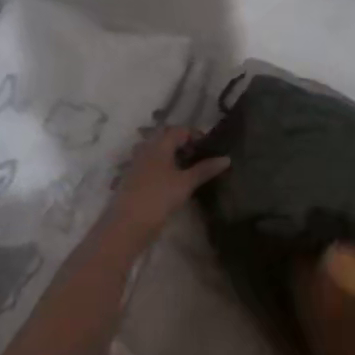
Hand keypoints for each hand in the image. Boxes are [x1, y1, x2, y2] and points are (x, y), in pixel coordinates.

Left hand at [102, 126, 228, 241]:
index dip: (194, 134)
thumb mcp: (186, 183)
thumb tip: (226, 158)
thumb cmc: (159, 198)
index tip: (207, 146)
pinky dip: (159, 165)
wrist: (127, 224)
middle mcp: (145, 149)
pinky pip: (147, 163)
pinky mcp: (130, 178)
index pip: (179, 130)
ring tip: (182, 166)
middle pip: (164, 136)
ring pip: (154, 149)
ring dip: (168, 153)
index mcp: (159, 145)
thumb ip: (205, 169)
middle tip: (195, 154)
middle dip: (180, 141)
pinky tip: (168, 180)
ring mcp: (135, 163)